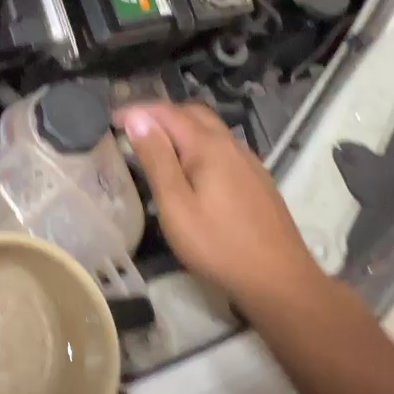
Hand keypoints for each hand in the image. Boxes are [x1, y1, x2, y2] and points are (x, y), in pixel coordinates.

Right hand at [116, 102, 328, 309]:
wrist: (281, 281)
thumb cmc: (219, 244)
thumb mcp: (176, 205)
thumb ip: (156, 158)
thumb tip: (137, 119)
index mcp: (207, 146)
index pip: (166, 112)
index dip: (137, 111)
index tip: (112, 121)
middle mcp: (230, 145)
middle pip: (192, 113)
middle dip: (160, 114)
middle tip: (134, 130)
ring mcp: (248, 161)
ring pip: (210, 129)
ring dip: (181, 127)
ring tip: (158, 147)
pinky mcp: (257, 179)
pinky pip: (223, 146)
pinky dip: (199, 143)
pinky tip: (193, 169)